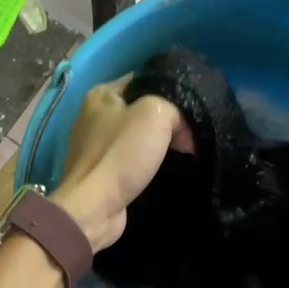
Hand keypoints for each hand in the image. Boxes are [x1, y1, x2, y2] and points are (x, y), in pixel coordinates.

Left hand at [50, 78, 183, 249]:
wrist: (93, 208)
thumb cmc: (120, 155)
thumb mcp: (156, 113)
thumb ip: (176, 107)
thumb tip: (184, 128)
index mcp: (102, 94)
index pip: (145, 79)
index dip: (173, 90)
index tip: (195, 107)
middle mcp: (95, 116)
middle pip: (143, 109)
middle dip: (170, 121)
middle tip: (193, 134)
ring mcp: (96, 146)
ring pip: (139, 137)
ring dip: (160, 145)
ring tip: (186, 152)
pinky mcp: (101, 172)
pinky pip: (132, 160)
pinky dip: (148, 164)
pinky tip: (166, 169)